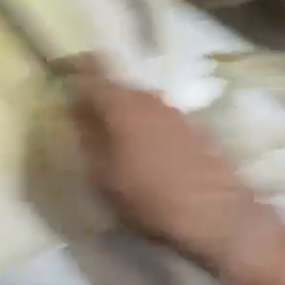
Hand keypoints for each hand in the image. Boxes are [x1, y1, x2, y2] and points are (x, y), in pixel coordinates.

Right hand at [69, 56, 283, 281]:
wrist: (217, 216)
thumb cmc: (150, 200)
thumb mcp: (103, 178)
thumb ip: (88, 140)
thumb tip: (77, 114)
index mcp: (121, 106)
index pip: (94, 70)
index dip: (79, 68)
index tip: (67, 74)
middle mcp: (151, 100)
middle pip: (121, 87)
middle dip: (105, 98)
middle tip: (91, 120)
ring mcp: (179, 113)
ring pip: (145, 103)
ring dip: (131, 115)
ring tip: (122, 141)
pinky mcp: (200, 130)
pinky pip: (166, 120)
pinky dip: (154, 129)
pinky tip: (154, 155)